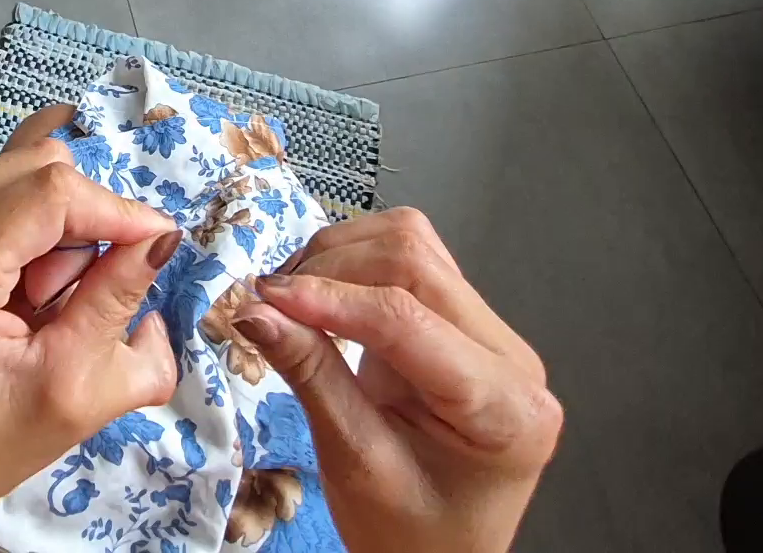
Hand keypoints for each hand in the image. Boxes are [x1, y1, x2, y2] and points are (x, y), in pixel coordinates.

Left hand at [0, 107, 181, 551]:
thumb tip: (161, 238)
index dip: (118, 212)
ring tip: (39, 303)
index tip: (158, 246)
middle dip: (82, 224)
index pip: (54, 190)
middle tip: (72, 301)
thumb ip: (116, 302)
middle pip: (39, 166)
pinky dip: (29, 224)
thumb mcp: (67, 392)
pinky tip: (27, 276)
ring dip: (55, 227)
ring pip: (22, 171)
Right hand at [233, 208, 562, 552]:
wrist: (439, 552)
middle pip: (412, 260)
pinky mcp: (458, 313)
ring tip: (292, 296)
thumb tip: (252, 310)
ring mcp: (488, 327)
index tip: (263, 296)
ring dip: (338, 255)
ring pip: (408, 240)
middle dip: (330, 269)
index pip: (407, 318)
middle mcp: (509, 353)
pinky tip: (321, 291)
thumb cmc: (405, 529)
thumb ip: (310, 375)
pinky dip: (351, 257)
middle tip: (270, 300)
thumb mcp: (353, 461)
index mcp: (504, 407)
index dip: (330, 298)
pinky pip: (406, 252)